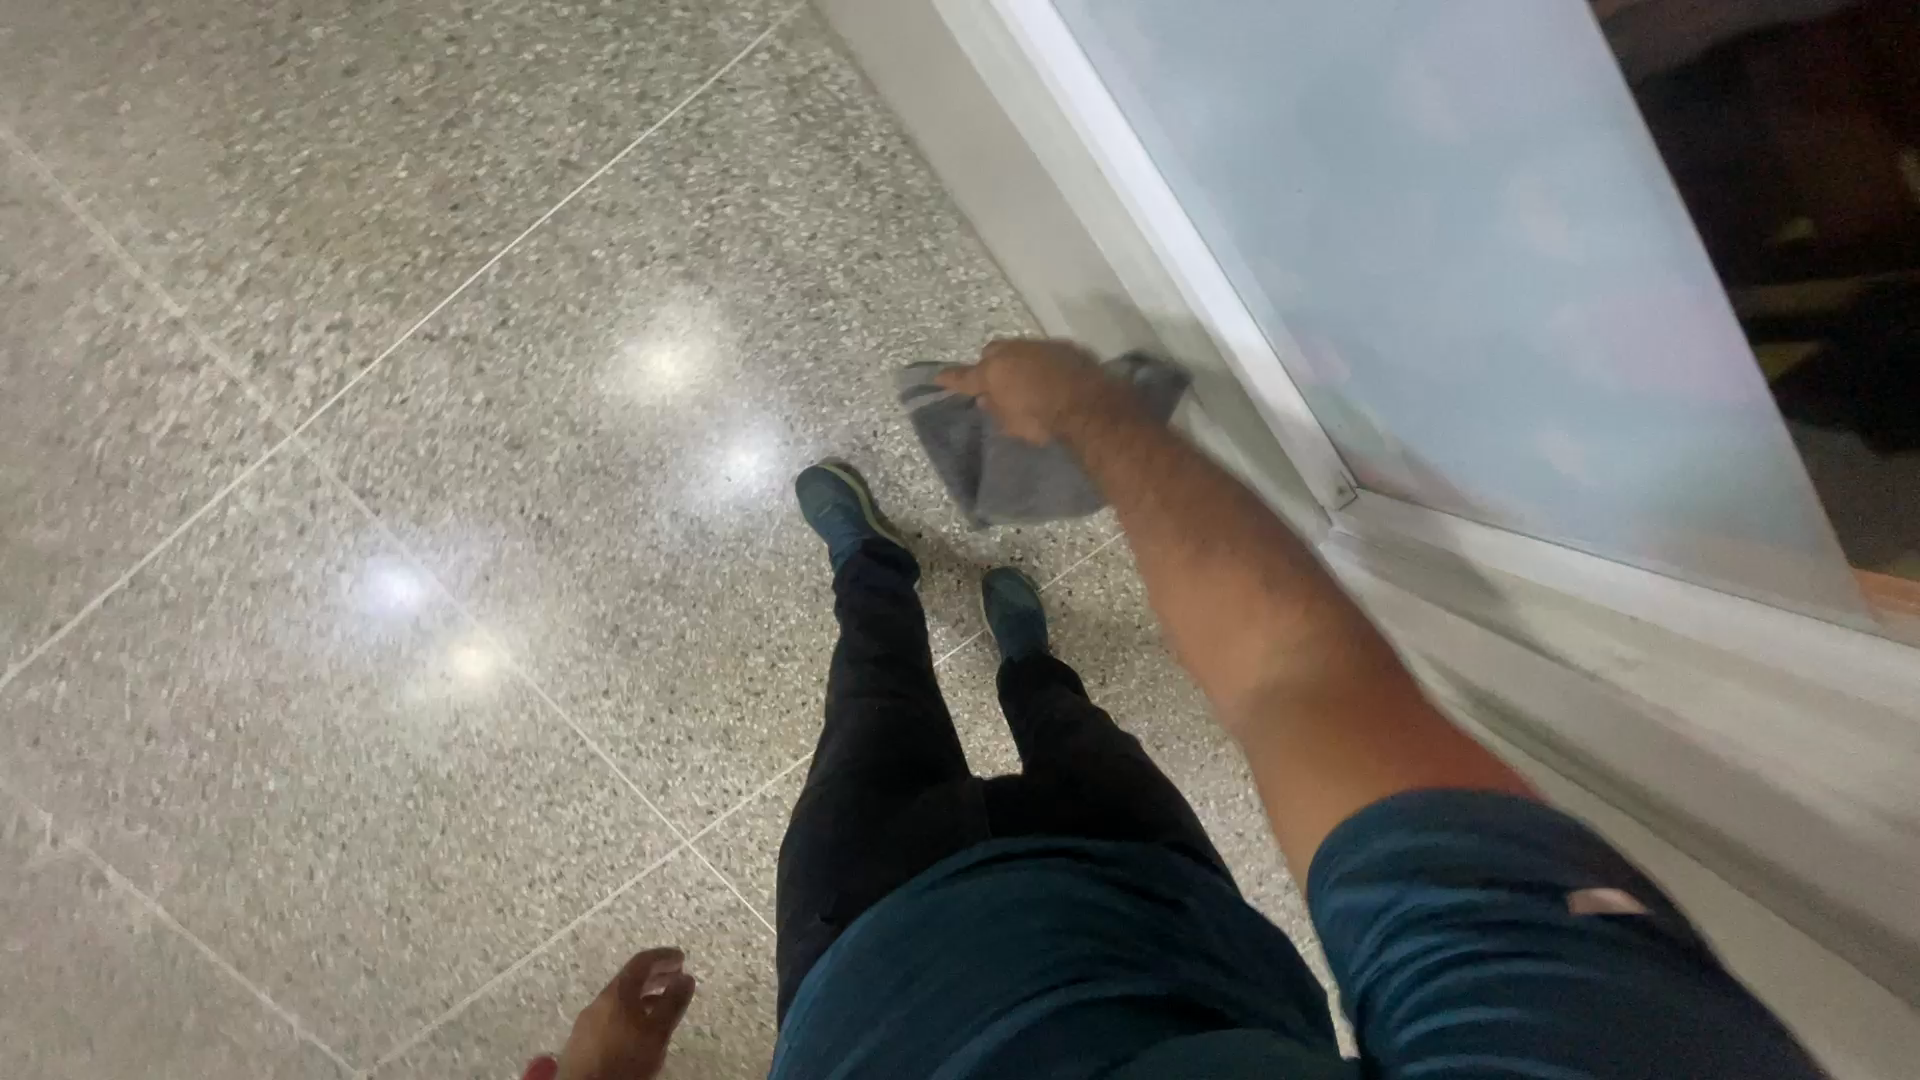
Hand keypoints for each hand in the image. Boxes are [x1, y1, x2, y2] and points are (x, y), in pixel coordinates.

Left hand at [523, 948, 695, 1079]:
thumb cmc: (624, 1062)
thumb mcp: (657, 1033)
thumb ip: (673, 1003)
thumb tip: (685, 978)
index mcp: (616, 993)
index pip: (641, 962)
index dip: (663, 956)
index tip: (682, 959)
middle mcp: (598, 1003)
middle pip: (629, 980)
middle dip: (655, 976)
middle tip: (676, 979)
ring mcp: (585, 1024)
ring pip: (619, 1001)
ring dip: (642, 997)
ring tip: (661, 1006)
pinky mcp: (579, 1045)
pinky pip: (609, 1018)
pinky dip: (629, 1014)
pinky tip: (638, 1032)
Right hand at [935, 338, 1121, 444]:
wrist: (1088, 405)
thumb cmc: (1042, 420)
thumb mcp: (1012, 425)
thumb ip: (995, 409)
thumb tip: (985, 400)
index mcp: (993, 372)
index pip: (964, 377)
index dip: (950, 379)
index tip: (938, 378)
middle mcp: (1012, 351)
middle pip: (992, 352)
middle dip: (990, 364)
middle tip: (994, 381)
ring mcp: (1039, 345)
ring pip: (1019, 349)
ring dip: (1017, 362)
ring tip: (1024, 379)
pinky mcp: (1064, 347)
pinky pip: (1043, 353)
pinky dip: (1040, 363)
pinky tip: (1048, 376)